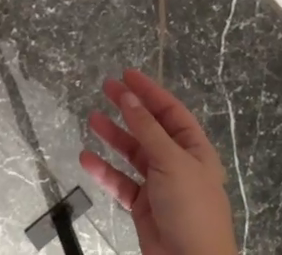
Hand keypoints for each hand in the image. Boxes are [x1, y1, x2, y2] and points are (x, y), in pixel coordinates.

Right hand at [81, 70, 239, 254]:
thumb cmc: (191, 208)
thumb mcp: (171, 162)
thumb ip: (147, 128)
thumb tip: (128, 96)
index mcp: (195, 150)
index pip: (171, 112)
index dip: (150, 92)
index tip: (127, 74)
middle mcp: (178, 164)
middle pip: (150, 129)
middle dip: (129, 109)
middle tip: (105, 88)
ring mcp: (160, 186)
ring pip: (133, 154)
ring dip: (114, 136)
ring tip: (92, 119)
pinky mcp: (144, 208)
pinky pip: (121, 182)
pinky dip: (104, 170)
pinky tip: (86, 158)